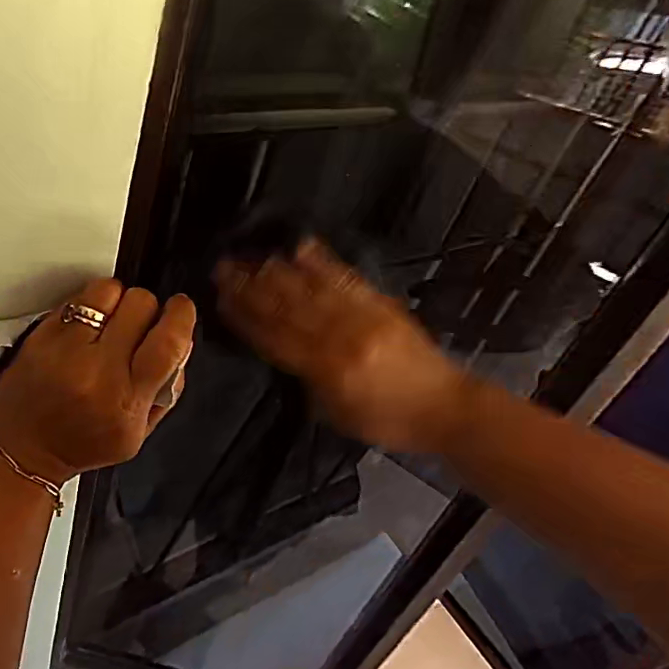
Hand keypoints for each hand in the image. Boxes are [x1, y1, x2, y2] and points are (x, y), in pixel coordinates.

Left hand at [0, 279, 195, 482]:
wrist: (24, 449)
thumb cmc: (77, 444)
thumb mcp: (135, 434)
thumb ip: (165, 391)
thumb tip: (181, 345)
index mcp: (126, 399)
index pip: (167, 342)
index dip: (181, 317)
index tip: (180, 309)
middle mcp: (95, 370)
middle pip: (140, 305)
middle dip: (148, 309)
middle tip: (140, 323)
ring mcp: (65, 349)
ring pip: (107, 291)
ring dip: (116, 299)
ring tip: (110, 320)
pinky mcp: (41, 335)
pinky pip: (75, 298)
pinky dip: (86, 305)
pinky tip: (85, 326)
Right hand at [215, 239, 469, 453]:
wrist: (448, 408)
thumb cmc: (388, 421)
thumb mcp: (337, 415)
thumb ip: (306, 382)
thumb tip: (278, 352)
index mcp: (327, 369)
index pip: (274, 337)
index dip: (244, 318)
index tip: (220, 301)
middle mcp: (341, 337)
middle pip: (286, 307)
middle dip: (251, 287)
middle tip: (223, 269)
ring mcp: (363, 316)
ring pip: (310, 288)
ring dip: (276, 271)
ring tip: (250, 256)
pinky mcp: (380, 304)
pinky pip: (345, 278)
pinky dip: (321, 261)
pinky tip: (301, 246)